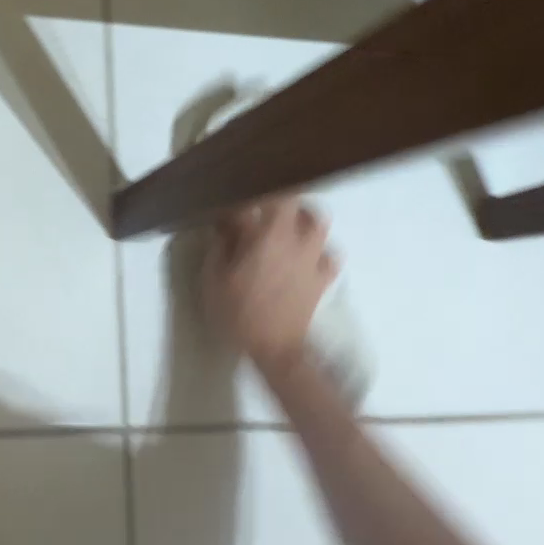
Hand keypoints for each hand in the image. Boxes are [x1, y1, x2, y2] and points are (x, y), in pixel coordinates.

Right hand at [201, 196, 336, 372]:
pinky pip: (330, 256)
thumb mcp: (213, 279)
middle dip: (281, 200)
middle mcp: (295, 240)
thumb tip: (224, 226)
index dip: (249, 194)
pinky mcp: (323, 279)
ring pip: (319, 223)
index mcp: (265, 235)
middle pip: (298, 202)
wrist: (275, 350)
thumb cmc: (238, 313)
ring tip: (287, 228)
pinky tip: (305, 258)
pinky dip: (320, 252)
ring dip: (304, 220)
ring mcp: (313, 259)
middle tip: (262, 209)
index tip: (236, 201)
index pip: (263, 197)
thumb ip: (220, 246)